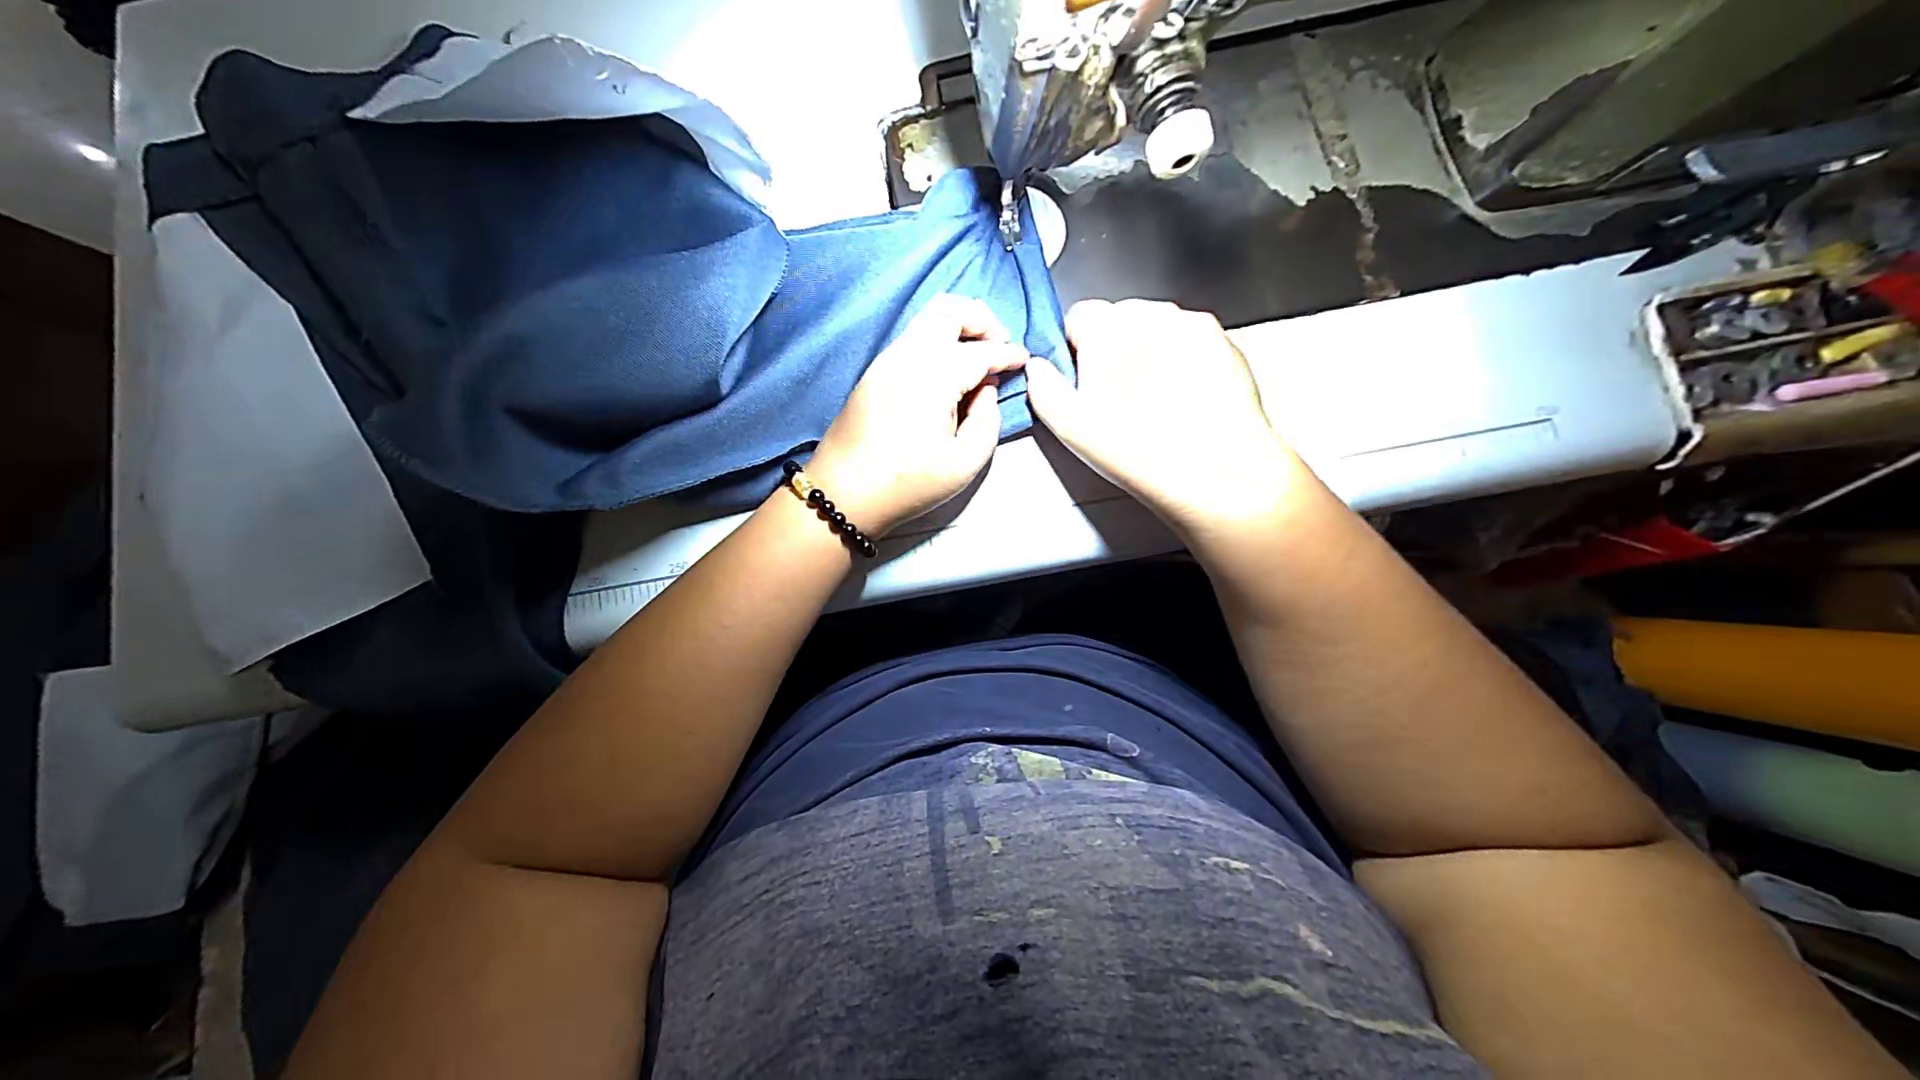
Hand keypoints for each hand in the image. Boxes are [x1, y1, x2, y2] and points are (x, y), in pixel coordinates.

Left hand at [804, 295, 1029, 535]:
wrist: (843, 493)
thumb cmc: (905, 484)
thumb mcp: (965, 463)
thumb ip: (988, 419)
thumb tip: (986, 389)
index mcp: (933, 375)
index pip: (981, 350)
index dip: (1007, 353)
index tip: (1023, 359)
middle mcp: (908, 355)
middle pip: (950, 309)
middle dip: (982, 319)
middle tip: (999, 343)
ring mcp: (886, 359)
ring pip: (927, 317)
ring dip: (958, 325)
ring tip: (977, 352)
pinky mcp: (874, 371)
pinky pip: (913, 337)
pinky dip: (938, 338)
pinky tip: (949, 367)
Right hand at [1026, 299, 1316, 543]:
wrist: (1216, 472)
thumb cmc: (1142, 452)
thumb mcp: (1071, 428)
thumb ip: (1043, 388)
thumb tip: (1038, 369)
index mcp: (1107, 328)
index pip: (1077, 318)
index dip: (1076, 351)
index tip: (1085, 381)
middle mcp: (1151, 315)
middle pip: (1118, 320)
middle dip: (1114, 349)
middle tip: (1119, 398)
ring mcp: (1191, 324)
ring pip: (1155, 329)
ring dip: (1149, 353)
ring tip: (1154, 402)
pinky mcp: (1222, 341)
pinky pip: (1189, 342)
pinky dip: (1182, 361)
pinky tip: (1183, 399)